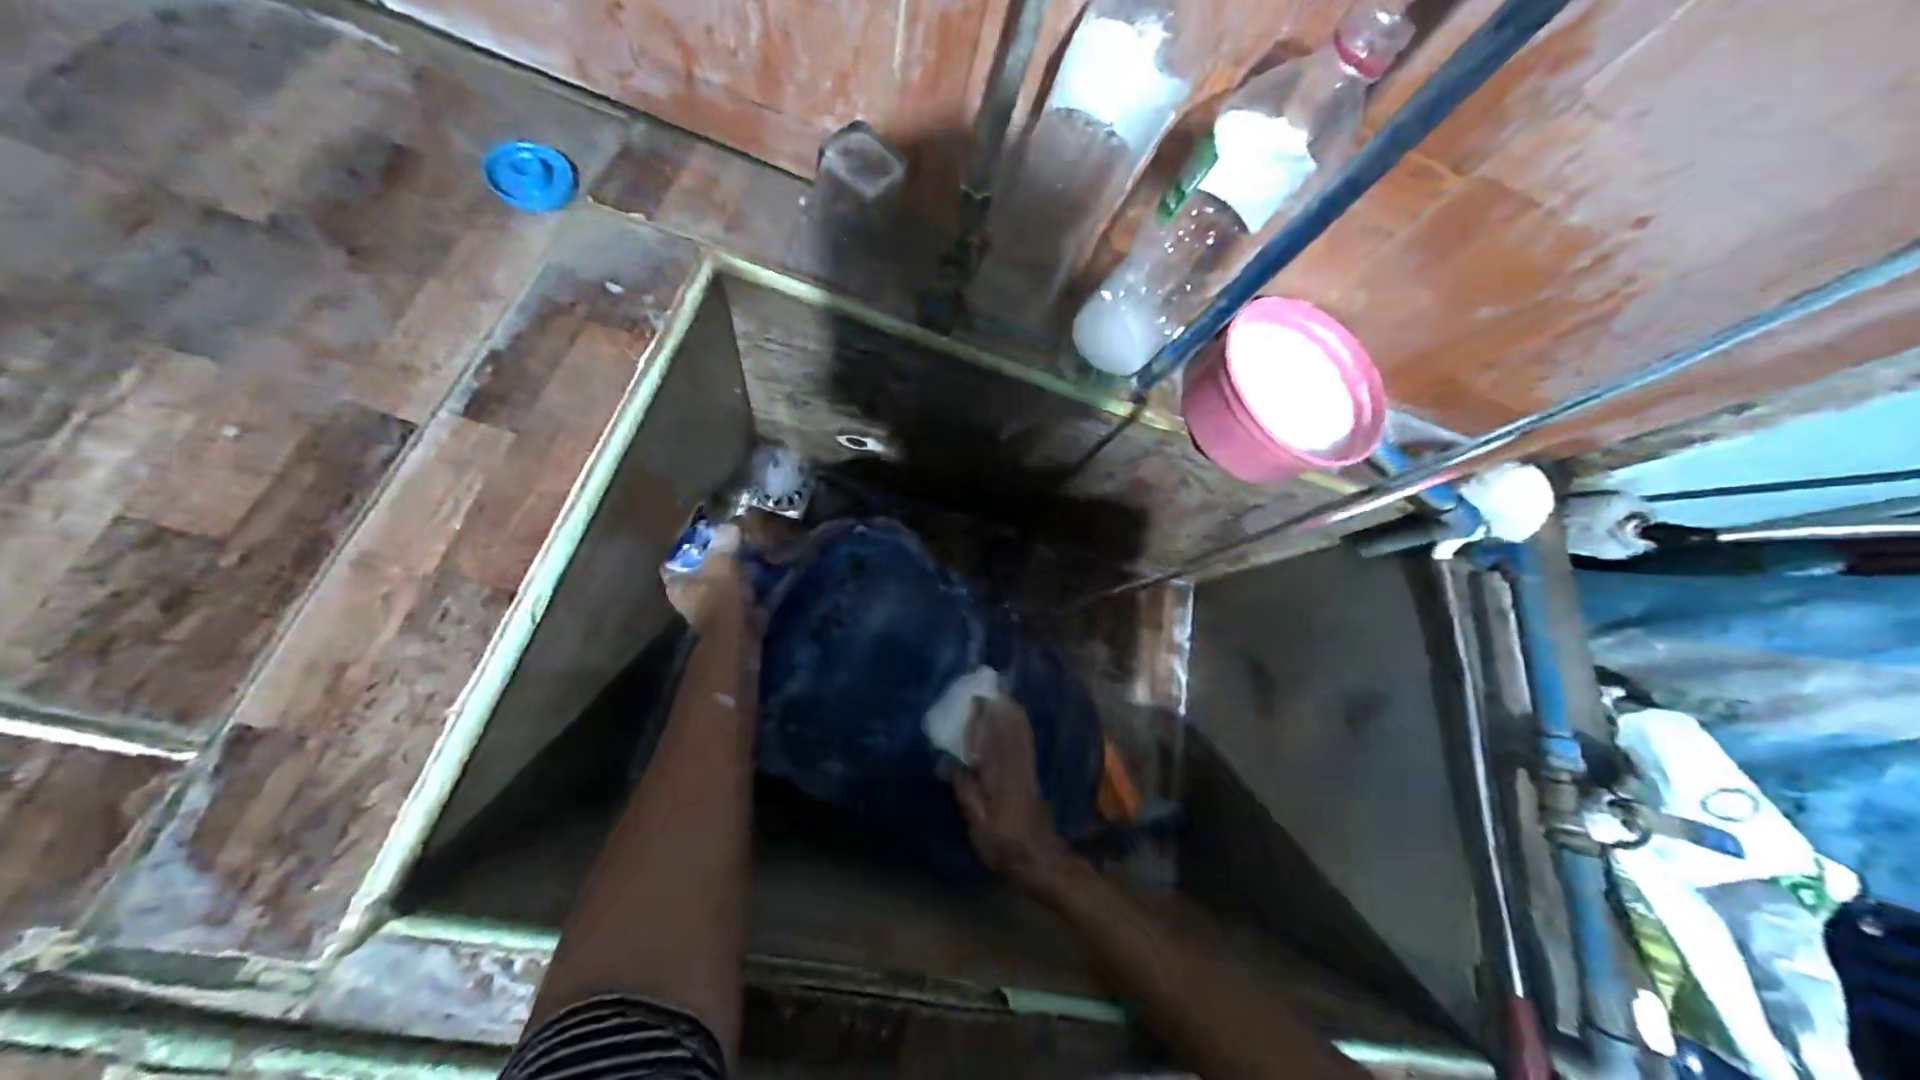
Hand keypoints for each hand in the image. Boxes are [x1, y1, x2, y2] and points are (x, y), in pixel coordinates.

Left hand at [662, 522, 750, 632]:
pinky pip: (742, 598)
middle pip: (702, 573)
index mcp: (677, 585)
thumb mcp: (722, 561)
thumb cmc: (722, 597)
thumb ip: (725, 540)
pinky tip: (767, 576)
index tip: (707, 536)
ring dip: (737, 574)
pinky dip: (753, 589)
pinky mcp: (732, 620)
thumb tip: (730, 525)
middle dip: (718, 560)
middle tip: (735, 543)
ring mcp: (712, 611)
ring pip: (723, 586)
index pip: (674, 562)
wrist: (739, 636)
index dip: (688, 548)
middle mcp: (690, 599)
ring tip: (754, 556)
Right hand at [953, 698, 1072, 891]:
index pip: (992, 737)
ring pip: (1021, 734)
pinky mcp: (1032, 777)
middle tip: (988, 687)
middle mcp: (1017, 766)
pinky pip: (1024, 743)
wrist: (1044, 863)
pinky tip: (1013, 723)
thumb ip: (967, 793)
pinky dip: (1018, 727)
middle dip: (1000, 706)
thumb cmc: (1007, 848)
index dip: (983, 716)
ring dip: (1011, 713)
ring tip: (999, 696)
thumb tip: (953, 762)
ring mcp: (1027, 771)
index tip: (973, 697)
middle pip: (1011, 728)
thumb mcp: (979, 827)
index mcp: (1002, 776)